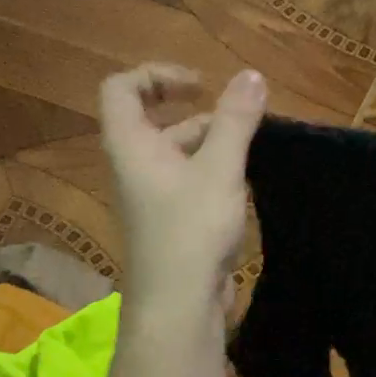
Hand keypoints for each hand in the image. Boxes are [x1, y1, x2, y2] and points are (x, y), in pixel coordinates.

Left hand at [100, 63, 266, 309]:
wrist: (179, 301)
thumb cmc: (191, 228)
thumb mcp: (219, 169)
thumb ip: (236, 121)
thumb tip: (252, 75)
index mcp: (131, 145)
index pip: (122, 88)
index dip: (157, 75)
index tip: (201, 86)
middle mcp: (134, 166)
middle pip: (156, 123)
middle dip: (199, 116)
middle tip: (241, 122)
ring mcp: (151, 198)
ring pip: (177, 157)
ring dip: (211, 147)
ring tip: (253, 153)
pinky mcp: (171, 223)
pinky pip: (188, 185)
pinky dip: (213, 176)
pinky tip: (245, 187)